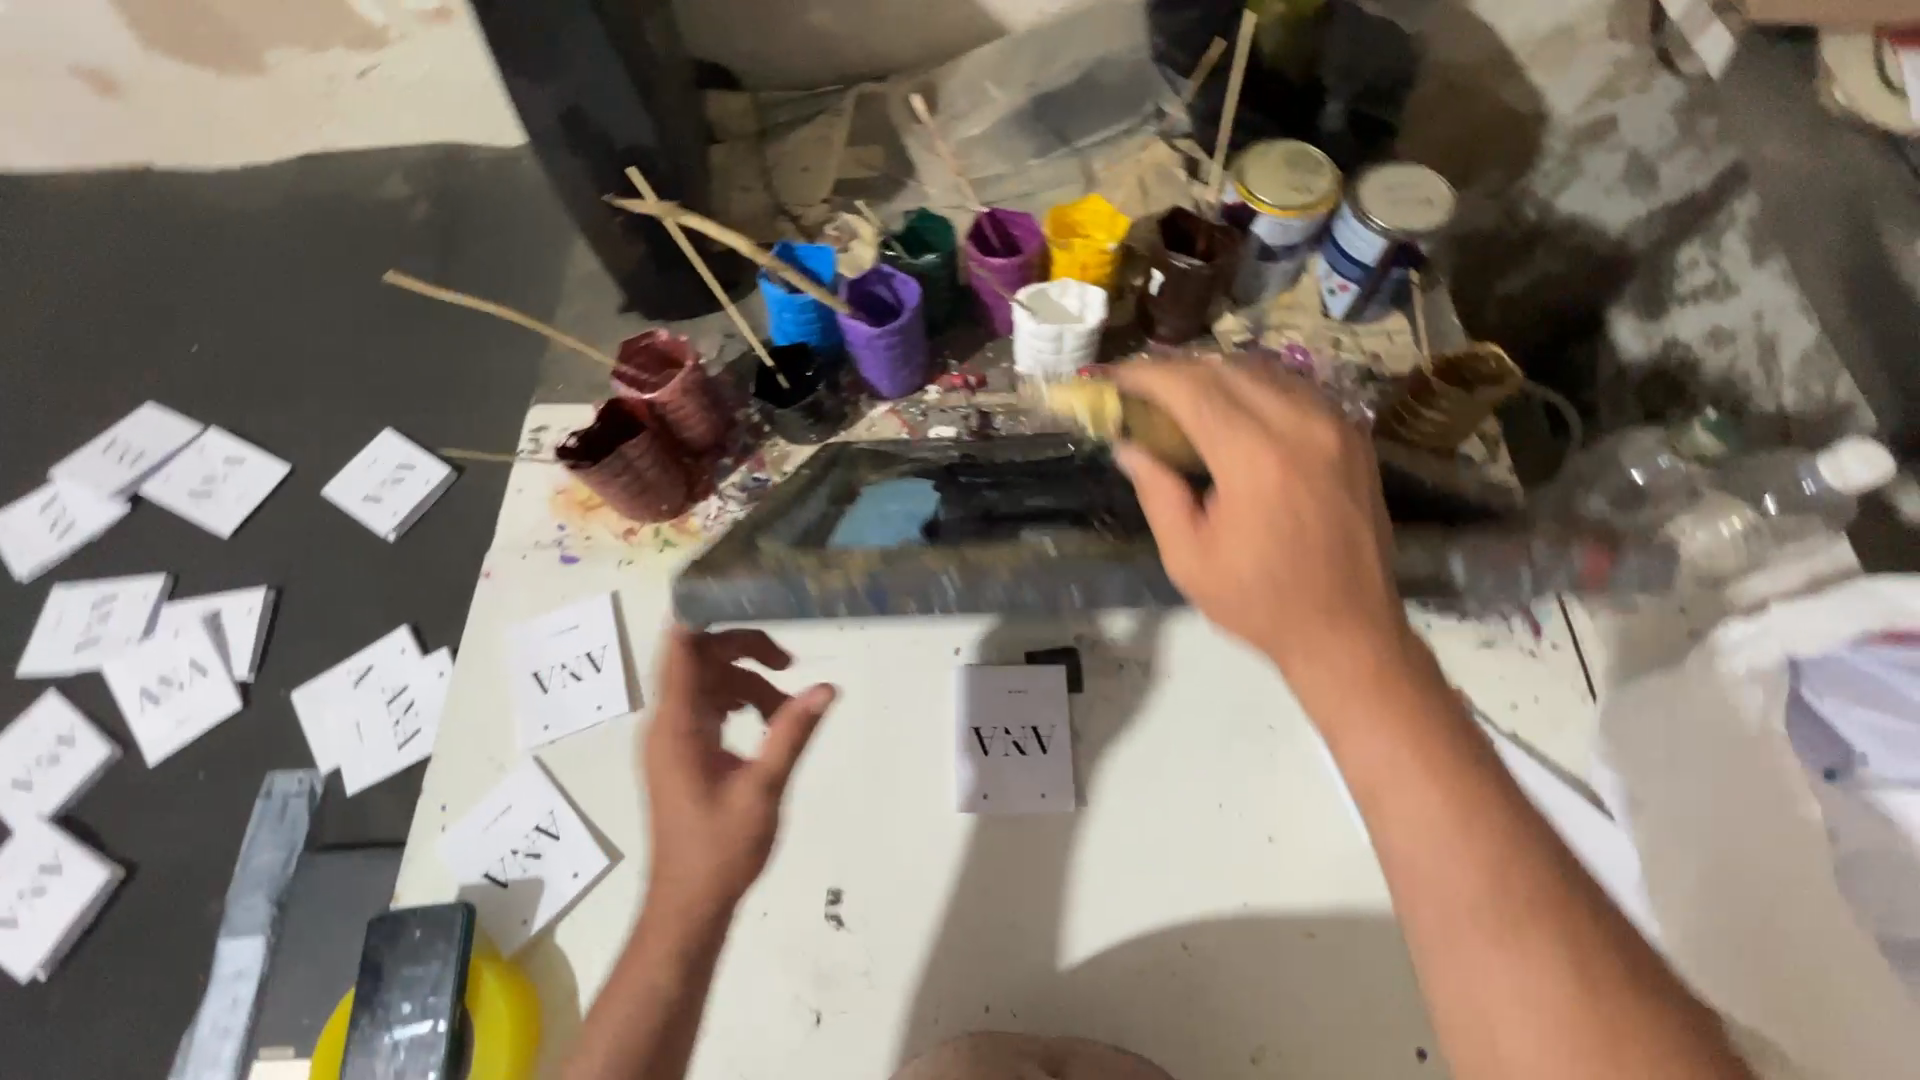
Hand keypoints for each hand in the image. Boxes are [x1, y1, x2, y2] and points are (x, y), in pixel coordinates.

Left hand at [643, 626, 835, 915]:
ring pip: (707, 684)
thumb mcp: (764, 788)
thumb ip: (793, 732)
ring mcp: (673, 739)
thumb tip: (828, 688)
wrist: (689, 905)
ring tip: (788, 708)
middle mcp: (667, 723)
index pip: (678, 649)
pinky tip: (770, 723)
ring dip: (747, 682)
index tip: (735, 591)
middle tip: (790, 662)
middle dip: (743, 650)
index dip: (701, 615)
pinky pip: (709, 708)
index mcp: (676, 725)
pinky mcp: (684, 754)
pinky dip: (739, 704)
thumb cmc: (721, 849)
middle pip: (698, 660)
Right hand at [1112, 360, 1412, 695]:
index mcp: (1256, 458)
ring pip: (1265, 371)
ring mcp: (1336, 426)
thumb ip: (1157, 492)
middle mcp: (1301, 426)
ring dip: (1216, 374)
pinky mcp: (1354, 436)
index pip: (1191, 389)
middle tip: (1141, 386)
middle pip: (1227, 369)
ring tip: (1181, 395)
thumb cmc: (1259, 602)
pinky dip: (1256, 388)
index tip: (1115, 377)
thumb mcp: (1188, 558)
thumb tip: (1127, 446)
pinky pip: (1297, 390)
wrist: (1348, 631)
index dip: (1147, 375)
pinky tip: (1233, 410)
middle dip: (1177, 369)